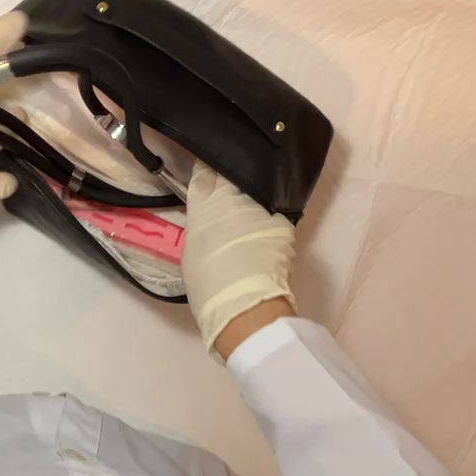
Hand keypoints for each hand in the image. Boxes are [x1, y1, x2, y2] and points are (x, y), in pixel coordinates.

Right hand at [182, 162, 296, 351]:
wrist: (245, 305)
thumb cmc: (208, 285)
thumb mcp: (192, 252)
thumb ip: (201, 226)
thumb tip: (210, 220)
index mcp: (205, 204)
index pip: (204, 172)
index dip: (205, 170)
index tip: (205, 172)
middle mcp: (234, 197)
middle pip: (231, 175)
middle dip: (229, 177)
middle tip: (226, 189)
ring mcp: (261, 207)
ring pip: (255, 193)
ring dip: (251, 200)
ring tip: (247, 215)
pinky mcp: (283, 222)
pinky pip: (273, 214)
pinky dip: (268, 222)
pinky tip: (264, 235)